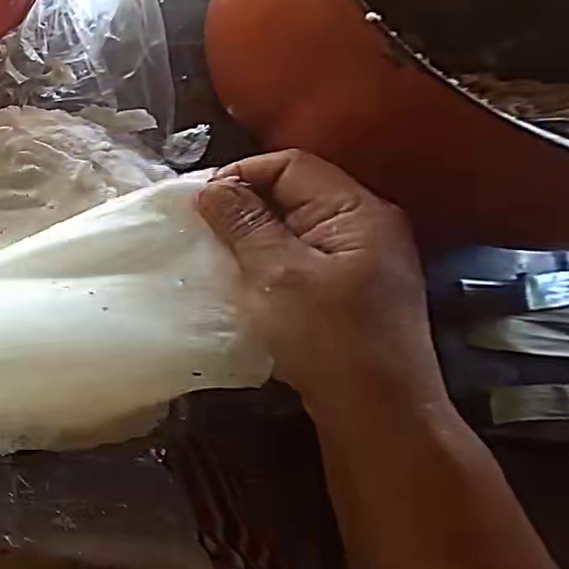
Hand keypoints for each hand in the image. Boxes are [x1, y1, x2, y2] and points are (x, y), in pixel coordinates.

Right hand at [195, 151, 443, 414]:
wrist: (374, 404)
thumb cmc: (328, 337)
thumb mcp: (277, 275)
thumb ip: (246, 225)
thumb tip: (212, 187)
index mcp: (356, 212)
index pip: (291, 165)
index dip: (239, 175)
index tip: (194, 205)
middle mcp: (361, 223)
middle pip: (290, 189)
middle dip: (238, 203)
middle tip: (194, 229)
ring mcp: (353, 254)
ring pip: (286, 221)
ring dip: (244, 231)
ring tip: (208, 251)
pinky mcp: (340, 280)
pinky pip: (291, 249)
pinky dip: (258, 253)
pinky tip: (234, 273)